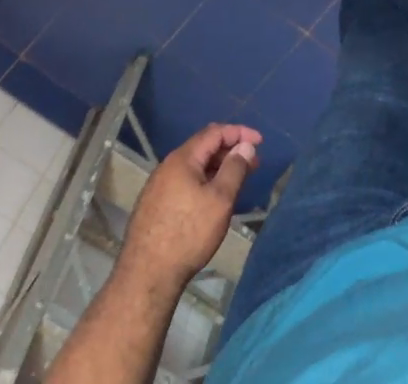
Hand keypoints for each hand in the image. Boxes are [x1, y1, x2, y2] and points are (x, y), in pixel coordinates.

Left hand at [120, 123, 261, 287]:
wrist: (148, 274)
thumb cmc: (189, 233)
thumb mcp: (220, 199)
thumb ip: (234, 168)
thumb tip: (244, 146)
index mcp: (182, 159)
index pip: (214, 132)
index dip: (239, 132)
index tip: (260, 142)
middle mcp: (167, 167)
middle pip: (203, 148)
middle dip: (230, 151)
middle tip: (253, 165)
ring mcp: (158, 187)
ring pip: (194, 167)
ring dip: (218, 168)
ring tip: (237, 181)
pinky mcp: (154, 205)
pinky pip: (185, 182)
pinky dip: (204, 181)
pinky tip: (214, 198)